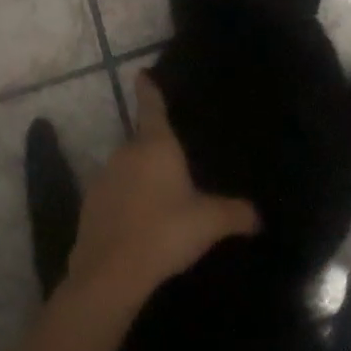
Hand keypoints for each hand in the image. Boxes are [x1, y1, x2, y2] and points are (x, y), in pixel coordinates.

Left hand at [63, 73, 260, 300]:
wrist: (109, 275)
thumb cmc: (164, 232)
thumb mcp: (210, 222)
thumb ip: (236, 213)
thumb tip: (260, 216)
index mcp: (156, 146)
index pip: (152, 107)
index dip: (148, 89)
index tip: (142, 74)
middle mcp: (126, 154)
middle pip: (141, 141)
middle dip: (156, 148)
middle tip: (176, 160)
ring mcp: (103, 180)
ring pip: (126, 169)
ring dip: (140, 177)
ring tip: (160, 197)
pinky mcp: (89, 208)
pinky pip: (113, 195)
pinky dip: (126, 201)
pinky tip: (140, 223)